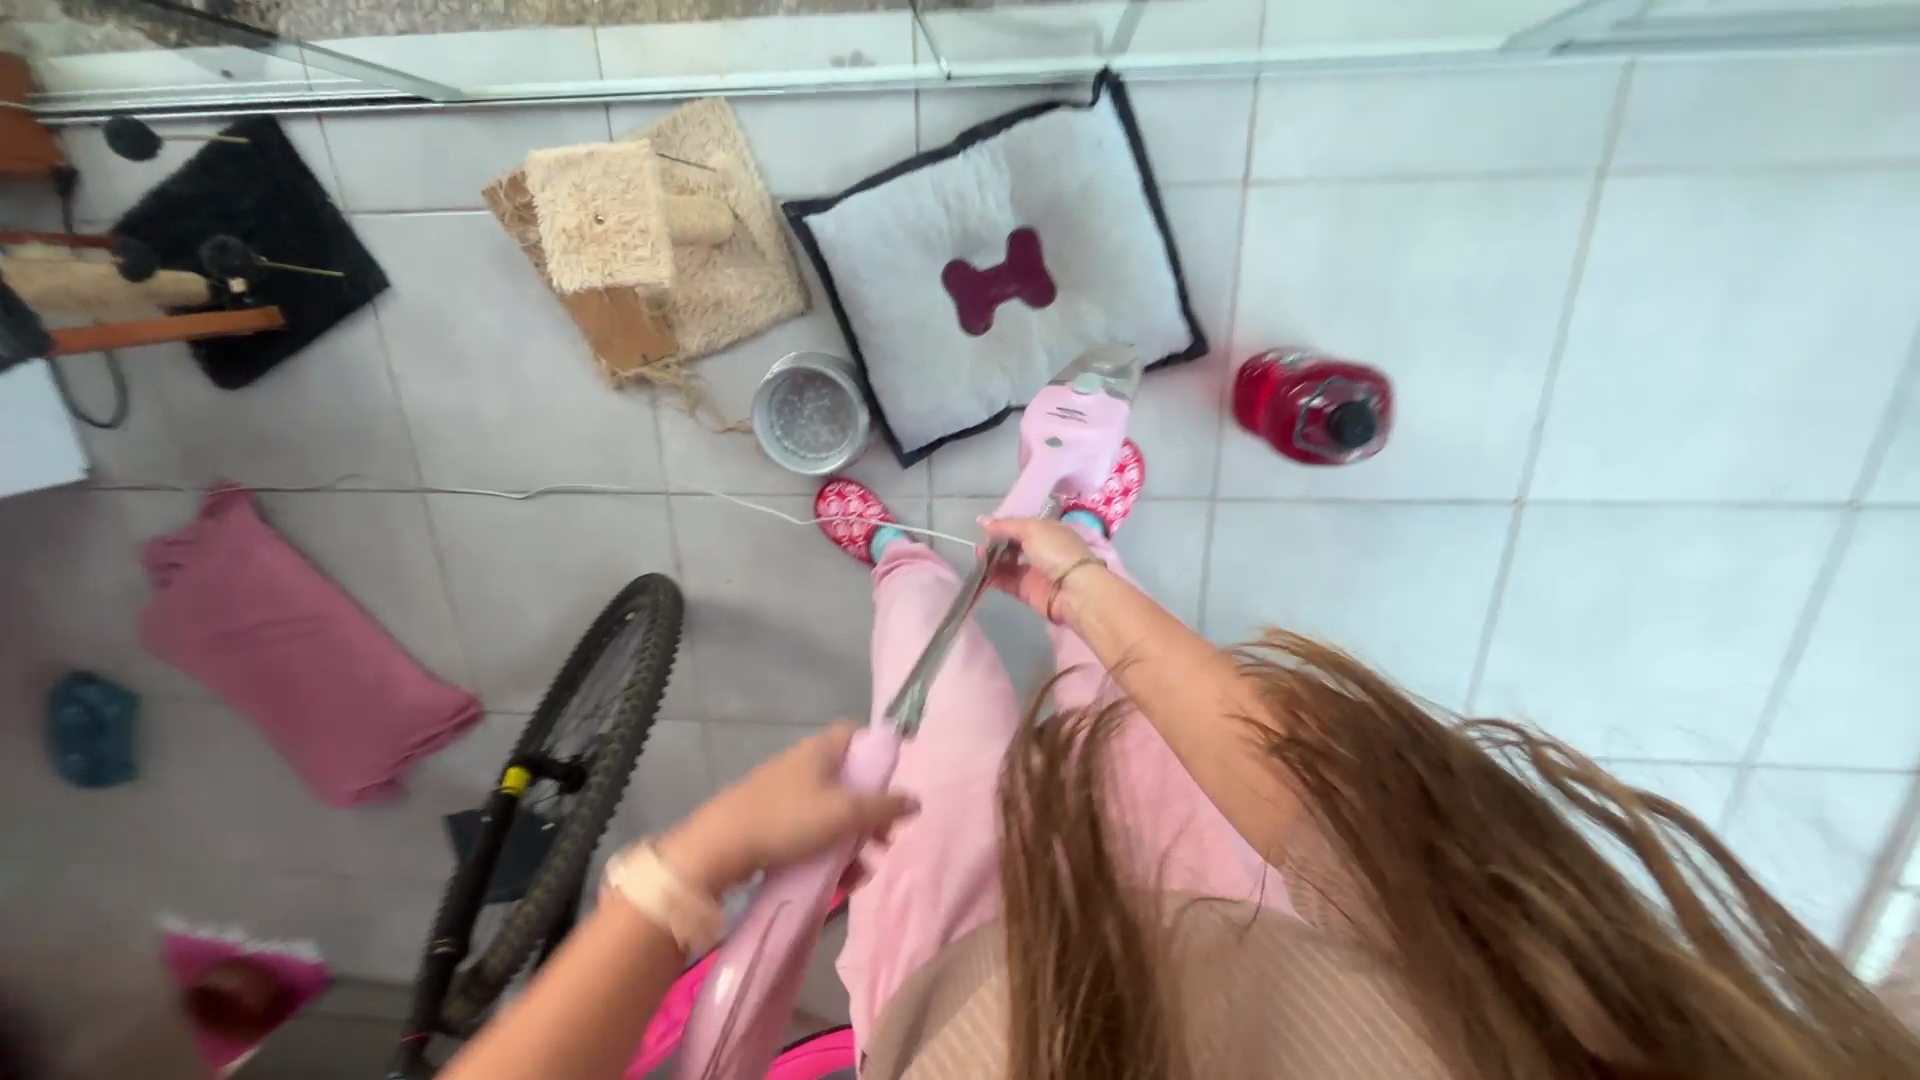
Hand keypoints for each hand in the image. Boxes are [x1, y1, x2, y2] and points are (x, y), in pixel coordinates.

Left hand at [658, 725, 916, 895]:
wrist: (718, 849)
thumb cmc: (787, 819)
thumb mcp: (844, 813)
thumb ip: (884, 807)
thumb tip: (916, 800)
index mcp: (821, 750)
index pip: (858, 735)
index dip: (879, 753)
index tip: (894, 782)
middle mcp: (805, 765)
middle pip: (851, 781)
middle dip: (872, 814)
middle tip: (885, 842)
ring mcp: (787, 794)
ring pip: (833, 813)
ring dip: (854, 841)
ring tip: (864, 872)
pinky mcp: (773, 822)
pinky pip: (812, 832)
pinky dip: (829, 852)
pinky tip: (841, 881)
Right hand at [979, 516, 1104, 620]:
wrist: (1074, 590)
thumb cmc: (1056, 551)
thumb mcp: (1031, 529)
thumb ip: (1005, 526)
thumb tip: (981, 521)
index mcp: (1048, 530)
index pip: (1021, 525)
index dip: (1003, 526)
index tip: (984, 528)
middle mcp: (1042, 550)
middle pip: (1013, 545)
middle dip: (995, 543)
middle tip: (979, 544)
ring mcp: (1035, 571)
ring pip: (1008, 564)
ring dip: (992, 560)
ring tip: (977, 557)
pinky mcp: (1028, 591)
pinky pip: (1007, 582)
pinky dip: (994, 578)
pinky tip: (981, 573)